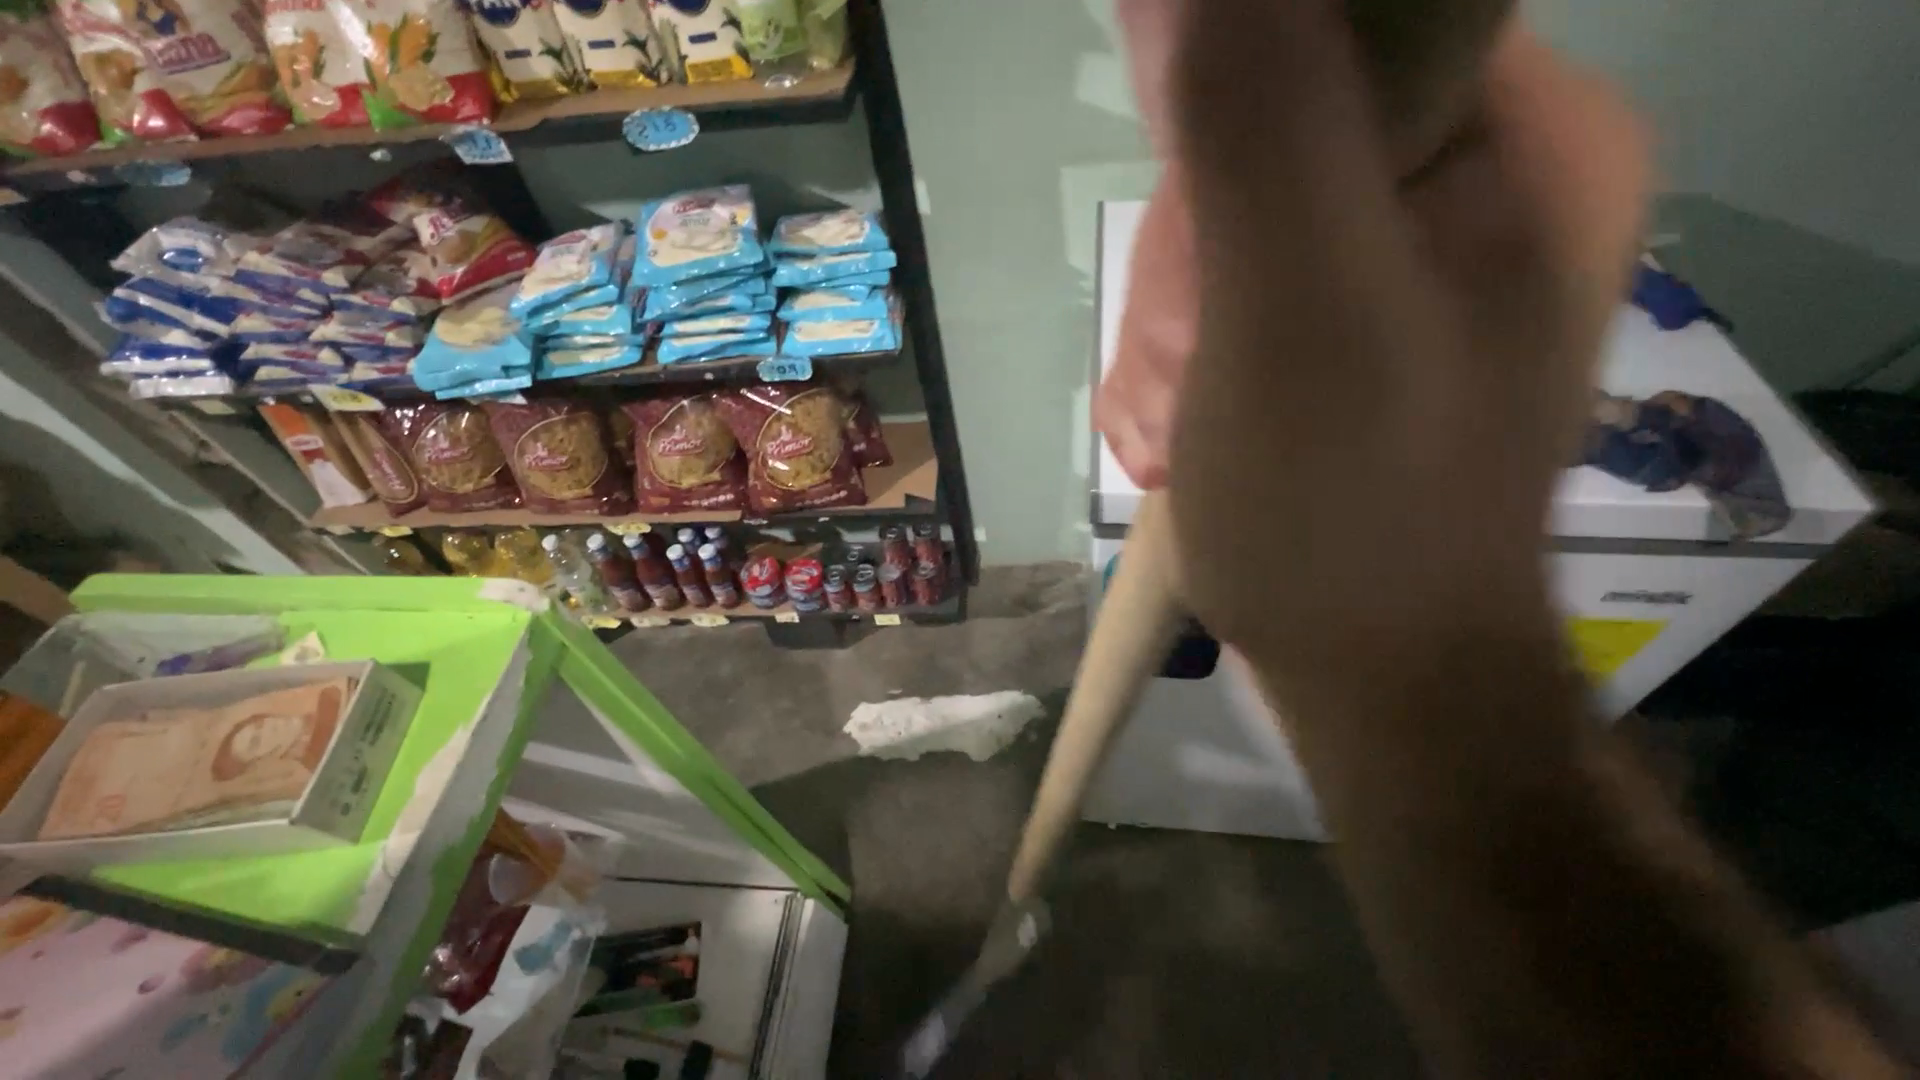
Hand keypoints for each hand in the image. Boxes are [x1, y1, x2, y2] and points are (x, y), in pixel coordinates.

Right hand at [1158, 6, 1648, 673]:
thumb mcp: (1293, 311)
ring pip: (1220, 221)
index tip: (1205, 241)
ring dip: (1169, 324)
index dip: (1233, 111)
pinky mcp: (1336, 324)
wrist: (1374, 676)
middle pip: (1265, 129)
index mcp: (1515, 141)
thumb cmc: (1344, 513)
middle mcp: (1472, 185)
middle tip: (1194, 364)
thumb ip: (1256, 121)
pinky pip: (1219, 291)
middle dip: (1190, 258)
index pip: (1341, 24)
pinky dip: (1175, 361)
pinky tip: (1177, 432)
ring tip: (1180, 422)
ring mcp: (1397, 262)